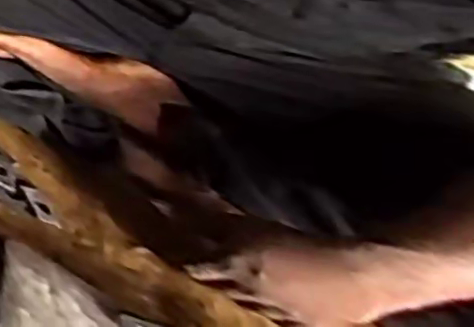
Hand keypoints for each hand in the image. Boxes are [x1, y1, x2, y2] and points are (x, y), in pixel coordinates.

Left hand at [190, 236, 422, 325]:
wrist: (352, 272)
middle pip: (220, 290)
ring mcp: (279, 313)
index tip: (180, 263)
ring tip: (237, 291)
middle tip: (207, 277)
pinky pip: (277, 322)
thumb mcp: (245, 225)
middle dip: (211, 283)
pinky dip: (268, 315)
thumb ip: (213, 224)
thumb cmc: (293, 242)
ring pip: (248, 308)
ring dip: (239, 299)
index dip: (187, 266)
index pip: (197, 270)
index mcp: (232, 266)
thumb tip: (177, 212)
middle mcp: (251, 292)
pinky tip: (266, 308)